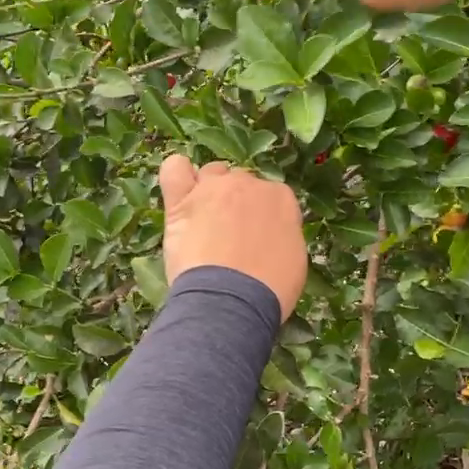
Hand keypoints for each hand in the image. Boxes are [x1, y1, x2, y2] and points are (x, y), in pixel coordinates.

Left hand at [158, 156, 306, 319]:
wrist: (232, 299)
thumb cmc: (269, 289)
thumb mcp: (293, 260)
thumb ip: (282, 235)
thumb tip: (270, 234)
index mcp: (280, 198)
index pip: (270, 196)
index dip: (261, 217)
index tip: (256, 238)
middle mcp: (247, 184)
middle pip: (239, 182)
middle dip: (236, 204)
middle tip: (229, 237)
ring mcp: (212, 189)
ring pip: (211, 174)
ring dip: (209, 190)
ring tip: (204, 222)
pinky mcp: (181, 202)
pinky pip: (174, 169)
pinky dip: (177, 174)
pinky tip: (180, 192)